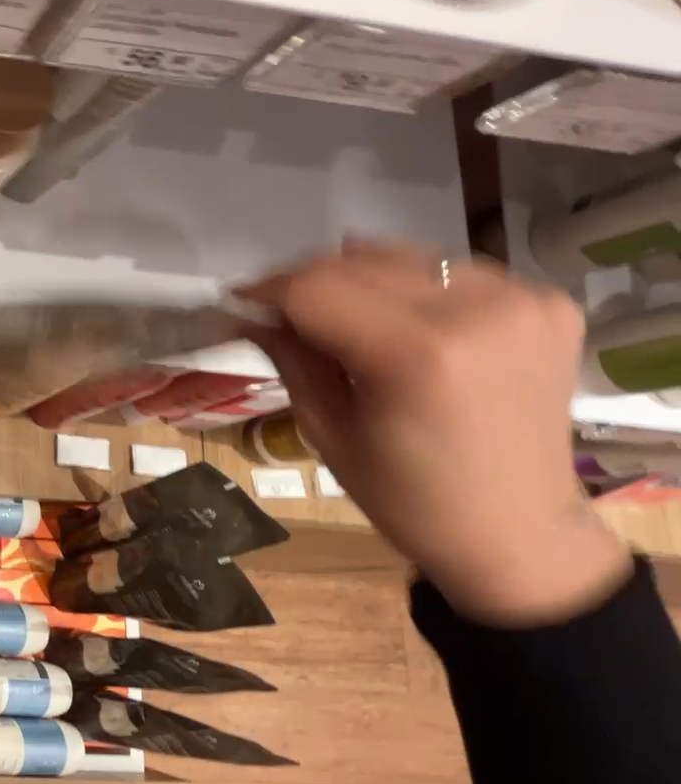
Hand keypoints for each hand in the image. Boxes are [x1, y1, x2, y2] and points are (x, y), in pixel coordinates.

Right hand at [241, 241, 630, 626]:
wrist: (512, 525)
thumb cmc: (403, 495)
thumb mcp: (326, 430)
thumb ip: (293, 360)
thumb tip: (254, 317)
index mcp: (416, 355)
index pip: (317, 288)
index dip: (268, 291)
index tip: (238, 304)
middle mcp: (478, 311)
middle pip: (360, 263)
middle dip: (306, 282)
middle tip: (274, 311)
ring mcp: (522, 301)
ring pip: (406, 258)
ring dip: (357, 278)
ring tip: (330, 315)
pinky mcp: (546, 303)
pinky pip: (454, 272)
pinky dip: (409, 286)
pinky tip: (392, 320)